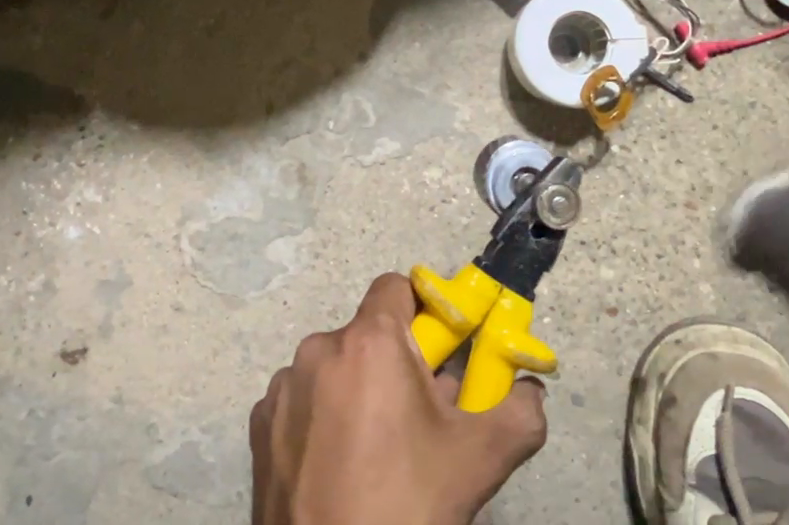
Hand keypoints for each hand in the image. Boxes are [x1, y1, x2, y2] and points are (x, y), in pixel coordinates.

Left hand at [249, 273, 548, 524]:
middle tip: (421, 416)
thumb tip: (529, 389)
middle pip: (368, 335)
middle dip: (397, 363)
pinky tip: (340, 467)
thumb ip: (521, 411)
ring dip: (358, 391)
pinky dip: (323, 418)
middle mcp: (318, 350)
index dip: (425, 311)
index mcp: (369, 342)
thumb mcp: (481, 458)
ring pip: (334, 368)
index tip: (442, 350)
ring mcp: (282, 388)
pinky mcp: (259, 426)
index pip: (397, 287)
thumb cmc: (407, 502)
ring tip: (378, 450)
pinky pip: (303, 402)